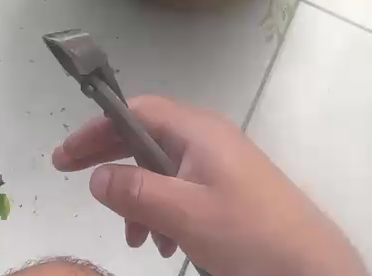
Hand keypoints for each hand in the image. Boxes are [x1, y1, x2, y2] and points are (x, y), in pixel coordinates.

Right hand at [51, 95, 365, 275]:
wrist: (308, 262)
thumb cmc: (247, 230)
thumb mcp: (185, 215)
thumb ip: (138, 192)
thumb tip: (96, 175)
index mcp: (197, 130)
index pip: (138, 110)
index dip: (99, 127)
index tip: (64, 156)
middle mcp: (206, 137)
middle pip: (146, 134)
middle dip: (109, 157)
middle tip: (70, 179)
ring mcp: (218, 161)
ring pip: (161, 165)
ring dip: (137, 194)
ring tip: (132, 237)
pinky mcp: (226, 186)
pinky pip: (179, 186)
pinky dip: (160, 208)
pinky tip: (160, 243)